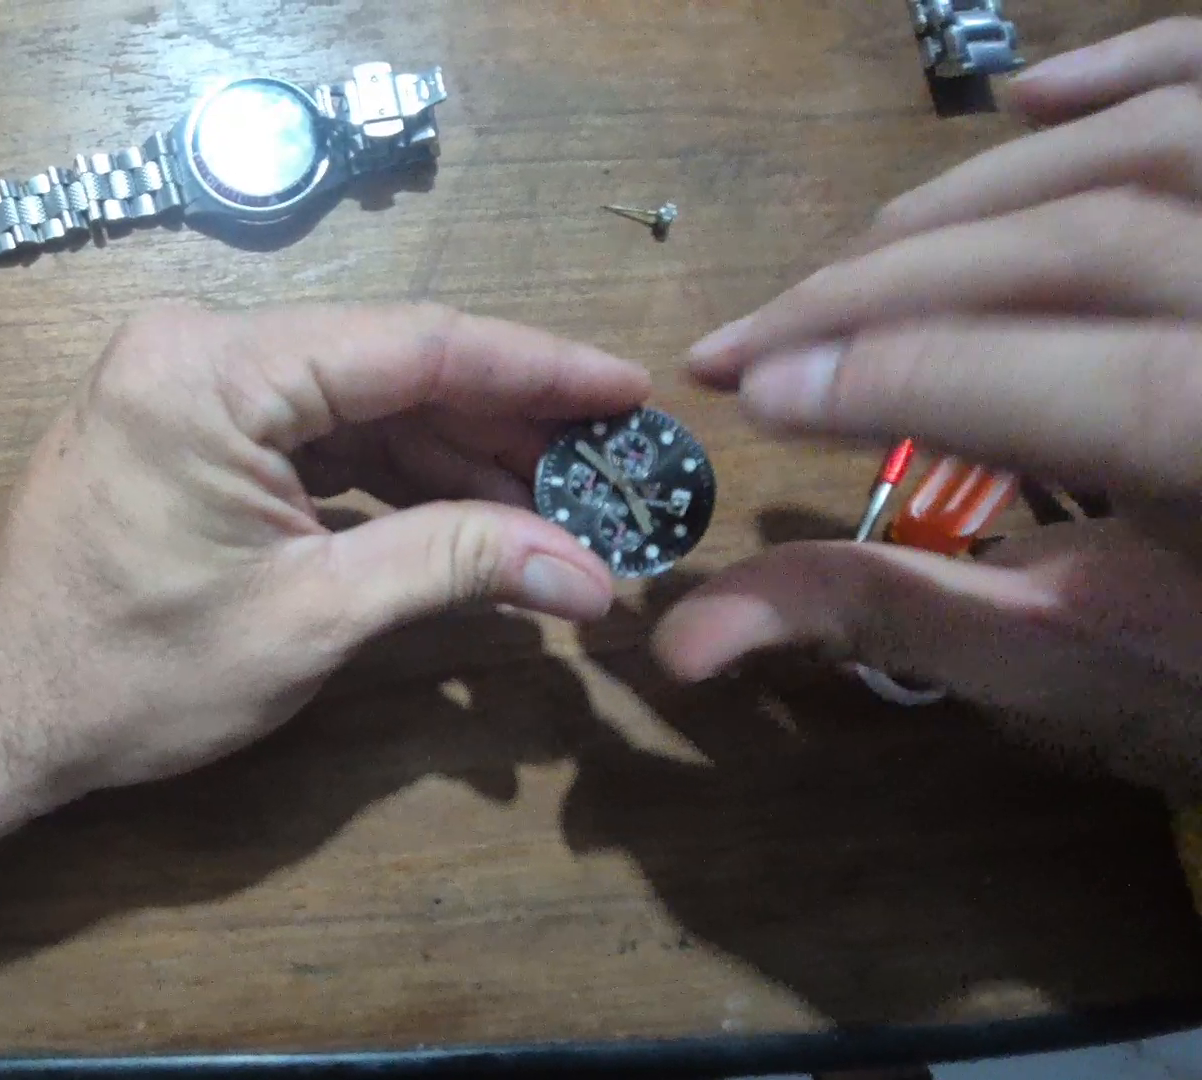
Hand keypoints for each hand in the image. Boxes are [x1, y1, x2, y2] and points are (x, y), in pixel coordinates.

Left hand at [0, 303, 647, 795]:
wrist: (6, 709)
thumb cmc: (134, 675)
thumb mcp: (306, 619)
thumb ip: (448, 567)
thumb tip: (585, 573)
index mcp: (212, 370)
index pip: (411, 345)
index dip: (533, 370)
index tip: (626, 392)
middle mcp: (196, 349)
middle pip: (386, 370)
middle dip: (498, 426)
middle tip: (597, 473)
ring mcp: (187, 385)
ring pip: (355, 405)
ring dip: (450, 456)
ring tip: (547, 506)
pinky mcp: (189, 428)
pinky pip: (311, 436)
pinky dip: (387, 476)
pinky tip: (459, 511)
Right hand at [653, 19, 1201, 791]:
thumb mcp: (1054, 657)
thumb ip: (873, 617)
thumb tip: (677, 643)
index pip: (1118, 396)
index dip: (911, 383)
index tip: (749, 396)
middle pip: (1094, 246)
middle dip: (874, 294)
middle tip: (741, 347)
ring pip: (1152, 150)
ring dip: (949, 210)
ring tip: (824, 279)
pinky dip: (1140, 70)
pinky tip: (1025, 97)